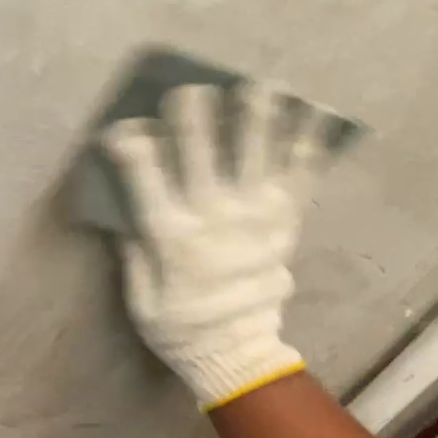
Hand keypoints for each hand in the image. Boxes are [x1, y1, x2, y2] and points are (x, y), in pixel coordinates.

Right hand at [100, 83, 352, 408]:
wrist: (236, 353)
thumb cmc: (177, 325)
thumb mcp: (138, 297)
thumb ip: (133, 250)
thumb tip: (123, 206)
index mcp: (172, 240)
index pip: (148, 185)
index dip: (135, 154)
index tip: (123, 128)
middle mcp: (215, 222)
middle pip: (203, 161)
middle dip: (196, 124)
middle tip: (192, 89)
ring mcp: (257, 220)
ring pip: (257, 159)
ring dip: (259, 120)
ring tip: (263, 84)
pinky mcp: (286, 224)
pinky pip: (301, 177)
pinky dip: (308, 144)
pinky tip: (314, 112)